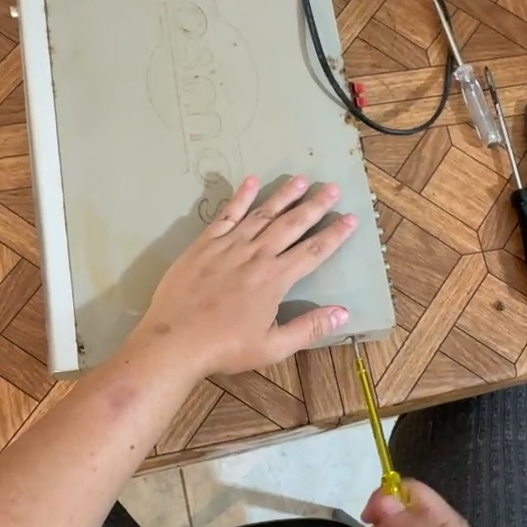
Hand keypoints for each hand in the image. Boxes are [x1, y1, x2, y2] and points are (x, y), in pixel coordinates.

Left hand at [127, 175, 358, 377]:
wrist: (175, 340)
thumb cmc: (225, 348)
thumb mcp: (272, 347)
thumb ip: (309, 329)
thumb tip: (343, 313)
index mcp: (276, 279)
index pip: (313, 251)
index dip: (335, 234)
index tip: (351, 218)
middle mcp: (256, 255)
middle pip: (292, 224)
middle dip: (315, 205)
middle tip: (333, 187)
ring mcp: (229, 246)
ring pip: (263, 214)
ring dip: (284, 195)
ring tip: (302, 179)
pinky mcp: (204, 244)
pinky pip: (227, 215)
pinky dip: (241, 197)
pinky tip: (251, 181)